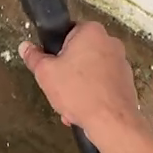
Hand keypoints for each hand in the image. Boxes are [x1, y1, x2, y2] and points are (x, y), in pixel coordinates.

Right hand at [18, 22, 146, 142]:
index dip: (55, 50)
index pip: (67, 33)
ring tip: (70, 104)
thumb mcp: (46, 73)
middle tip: (58, 87)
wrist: (111, 121)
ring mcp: (122, 62)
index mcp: (91, 31)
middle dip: (67, 72)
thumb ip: (34, 57)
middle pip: (79, 53)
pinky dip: (92, 95)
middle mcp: (110, 42)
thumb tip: (25, 47)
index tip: (51, 66)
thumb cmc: (78, 92)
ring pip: (90, 72)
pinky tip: (83, 110)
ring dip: (78, 87)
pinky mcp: (126, 81)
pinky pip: (102, 85)